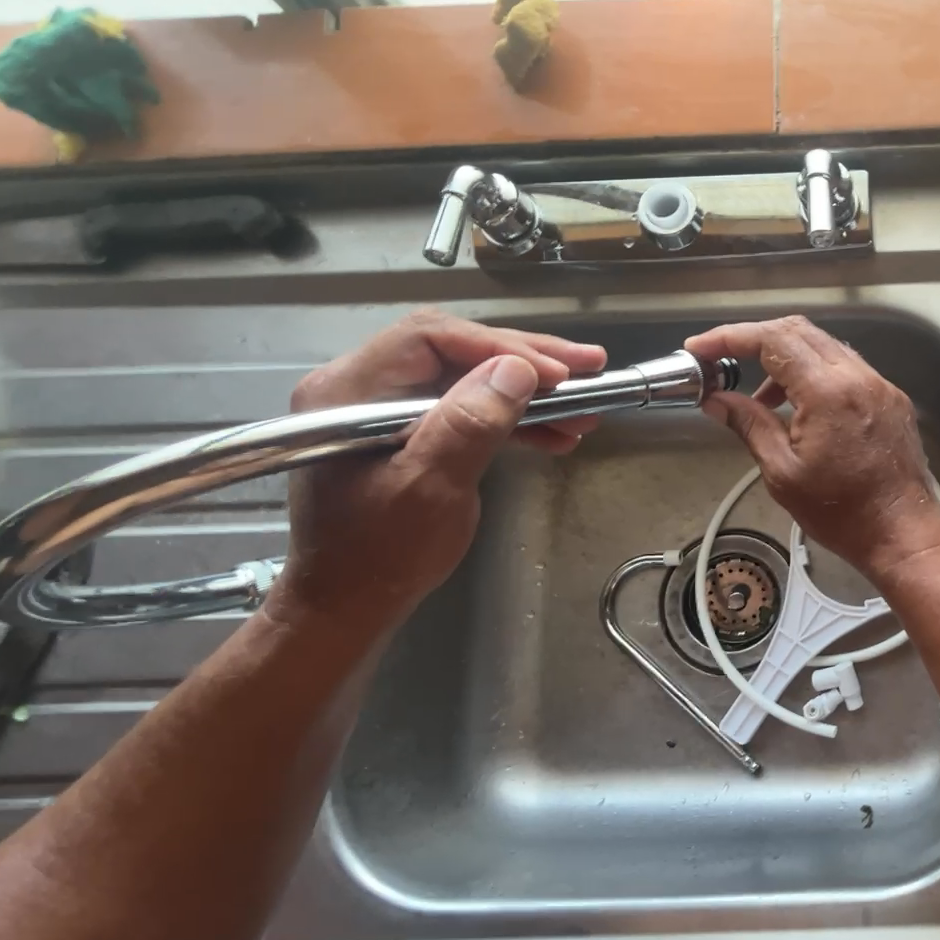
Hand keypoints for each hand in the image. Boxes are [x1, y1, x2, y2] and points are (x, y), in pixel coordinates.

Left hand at [273, 311, 606, 627]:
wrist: (351, 601)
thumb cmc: (382, 553)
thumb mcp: (431, 488)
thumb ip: (469, 424)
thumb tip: (518, 371)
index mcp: (349, 391)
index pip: (431, 338)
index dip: (500, 348)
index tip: (557, 373)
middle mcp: (362, 386)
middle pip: (455, 350)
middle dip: (527, 360)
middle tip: (589, 367)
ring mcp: (386, 408)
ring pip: (469, 378)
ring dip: (531, 391)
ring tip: (585, 405)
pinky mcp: (410, 431)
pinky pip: (469, 408)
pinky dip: (515, 417)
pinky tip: (557, 431)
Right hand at [685, 315, 939, 580]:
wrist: (902, 533)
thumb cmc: (842, 513)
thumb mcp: (783, 473)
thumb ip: (750, 425)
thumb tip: (716, 401)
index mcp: (828, 391)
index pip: (772, 340)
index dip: (729, 338)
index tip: (699, 349)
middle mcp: (858, 377)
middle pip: (799, 331)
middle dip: (755, 339)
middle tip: (724, 362)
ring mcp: (880, 386)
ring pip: (825, 346)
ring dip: (787, 358)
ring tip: (763, 398)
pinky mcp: (892, 400)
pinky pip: (848, 369)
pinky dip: (817, 374)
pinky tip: (801, 407)